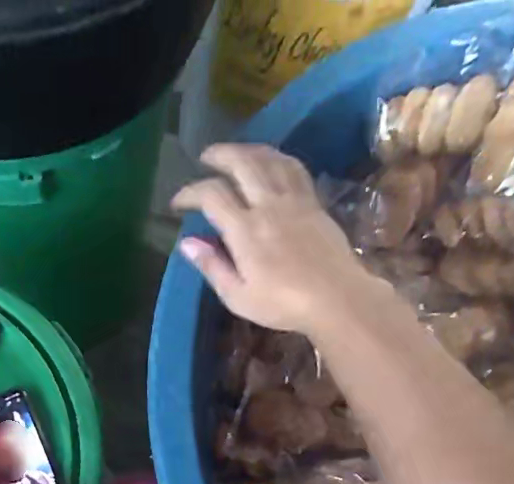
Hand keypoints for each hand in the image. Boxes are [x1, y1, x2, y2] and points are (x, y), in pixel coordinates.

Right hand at [170, 144, 387, 335]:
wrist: (336, 297)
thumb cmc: (280, 304)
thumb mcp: (236, 295)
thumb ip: (211, 265)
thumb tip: (187, 243)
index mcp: (246, 230)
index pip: (212, 196)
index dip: (191, 192)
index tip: (177, 202)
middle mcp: (270, 206)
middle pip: (244, 165)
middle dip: (220, 155)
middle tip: (205, 157)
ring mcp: (295, 200)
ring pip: (271, 160)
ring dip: (249, 150)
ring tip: (234, 153)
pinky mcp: (314, 202)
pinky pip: (294, 168)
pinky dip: (277, 158)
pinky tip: (269, 161)